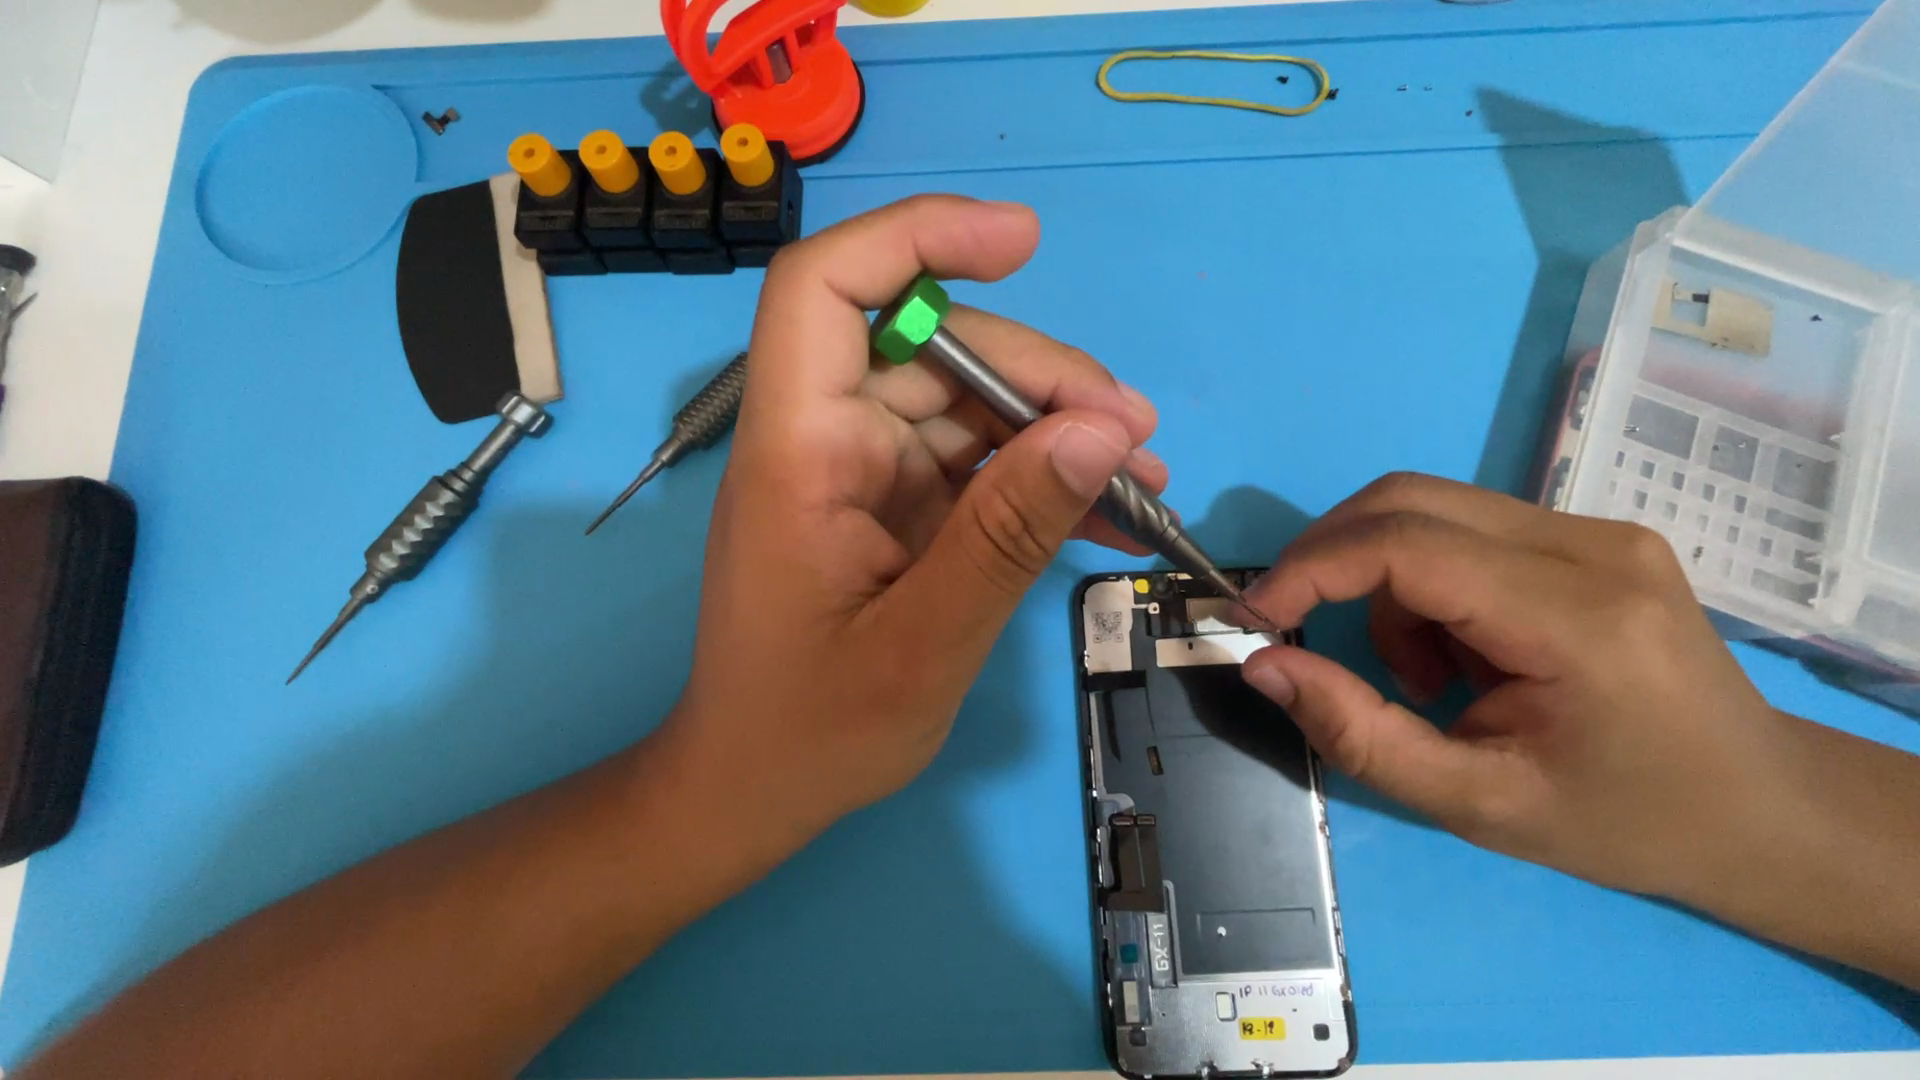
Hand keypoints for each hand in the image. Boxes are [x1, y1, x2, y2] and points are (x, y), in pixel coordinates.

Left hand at [670, 195, 1164, 836]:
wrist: (757, 788)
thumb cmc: (813, 729)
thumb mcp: (923, 644)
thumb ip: (1006, 536)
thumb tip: (1097, 433)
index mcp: (800, 451)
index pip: (827, 291)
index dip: (917, 238)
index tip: (1019, 242)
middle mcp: (828, 441)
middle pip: (934, 351)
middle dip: (1041, 379)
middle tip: (1134, 438)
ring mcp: (864, 474)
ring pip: (968, 407)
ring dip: (1058, 433)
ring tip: (1143, 479)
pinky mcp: (894, 509)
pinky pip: (974, 467)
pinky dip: (1038, 481)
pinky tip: (1109, 511)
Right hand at [1237, 472, 1786, 898]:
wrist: (1763, 811)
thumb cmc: (1622, 820)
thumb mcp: (1474, 802)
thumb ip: (1356, 733)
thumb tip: (1261, 666)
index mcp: (1578, 616)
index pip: (1407, 546)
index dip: (1310, 569)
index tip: (1253, 617)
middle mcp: (1590, 546)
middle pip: (1406, 500)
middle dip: (1324, 557)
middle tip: (1290, 623)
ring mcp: (1594, 532)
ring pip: (1425, 509)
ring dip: (1376, 580)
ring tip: (1412, 673)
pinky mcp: (1586, 538)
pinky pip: (1459, 531)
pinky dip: (1416, 584)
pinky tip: (1452, 654)